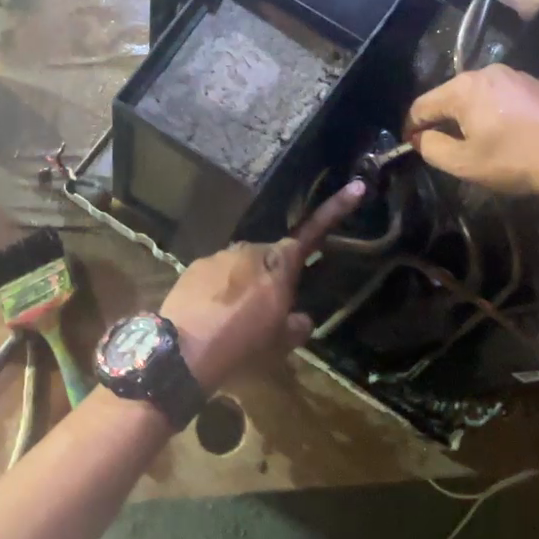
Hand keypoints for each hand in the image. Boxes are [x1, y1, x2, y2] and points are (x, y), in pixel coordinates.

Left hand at [159, 179, 365, 390]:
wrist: (182, 352)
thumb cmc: (241, 346)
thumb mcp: (278, 345)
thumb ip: (296, 327)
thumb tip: (302, 318)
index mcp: (280, 264)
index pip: (314, 232)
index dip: (336, 208)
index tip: (356, 187)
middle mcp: (252, 250)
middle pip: (273, 257)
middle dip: (274, 277)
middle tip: (267, 313)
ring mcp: (221, 254)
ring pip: (243, 265)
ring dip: (245, 284)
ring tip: (234, 319)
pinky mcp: (196, 265)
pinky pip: (217, 273)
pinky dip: (220, 289)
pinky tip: (212, 314)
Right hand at [408, 64, 538, 206]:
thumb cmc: (515, 159)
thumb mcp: (465, 163)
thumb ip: (433, 148)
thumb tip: (421, 138)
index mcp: (463, 88)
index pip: (422, 104)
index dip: (412, 127)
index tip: (411, 146)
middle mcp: (487, 72)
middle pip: (452, 96)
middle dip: (444, 120)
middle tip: (446, 147)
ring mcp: (517, 76)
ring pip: (480, 96)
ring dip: (473, 117)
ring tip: (480, 143)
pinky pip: (506, 98)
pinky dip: (498, 114)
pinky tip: (510, 136)